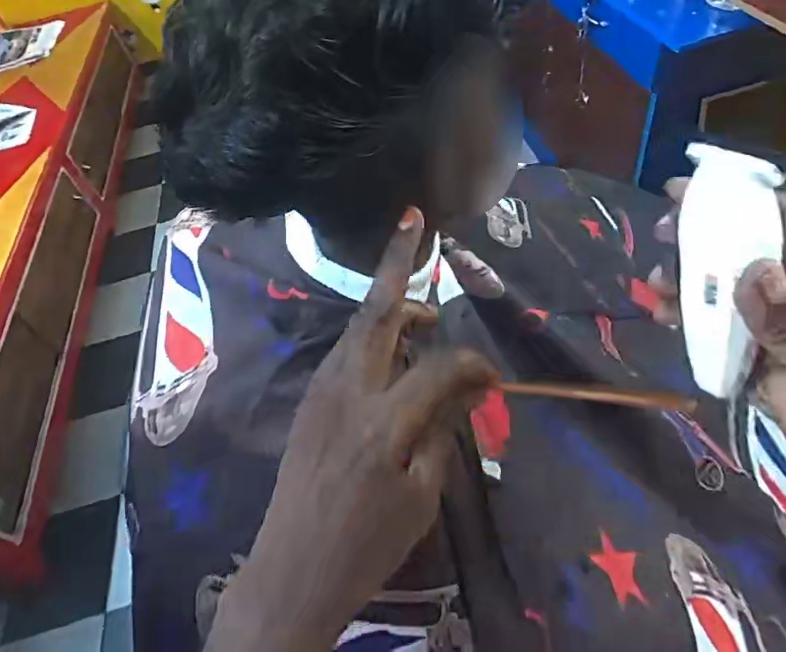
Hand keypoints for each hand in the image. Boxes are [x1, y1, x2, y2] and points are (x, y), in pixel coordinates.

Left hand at [208, 208, 498, 651]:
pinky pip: (348, 347)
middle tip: (413, 219)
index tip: (493, 376)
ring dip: (390, 303)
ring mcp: (323, 385)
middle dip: (396, 258)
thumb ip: (444, 427)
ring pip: (359, 323)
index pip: (440, 366)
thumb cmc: (367, 542)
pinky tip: (394, 351)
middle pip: (377, 308)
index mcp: (384, 419)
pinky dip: (374, 334)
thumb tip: (472, 381)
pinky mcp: (311, 393)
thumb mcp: (421, 495)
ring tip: (424, 313)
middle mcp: (348, 386)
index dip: (472, 364)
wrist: (292, 565)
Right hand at [647, 178, 785, 537]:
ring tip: (654, 286)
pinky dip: (694, 326)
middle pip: (753, 259)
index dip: (745, 205)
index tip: (694, 190)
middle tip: (661, 233)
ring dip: (693, 286)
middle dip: (707, 241)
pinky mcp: (771, 374)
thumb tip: (749, 266)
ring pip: (732, 298)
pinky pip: (725, 338)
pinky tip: (666, 321)